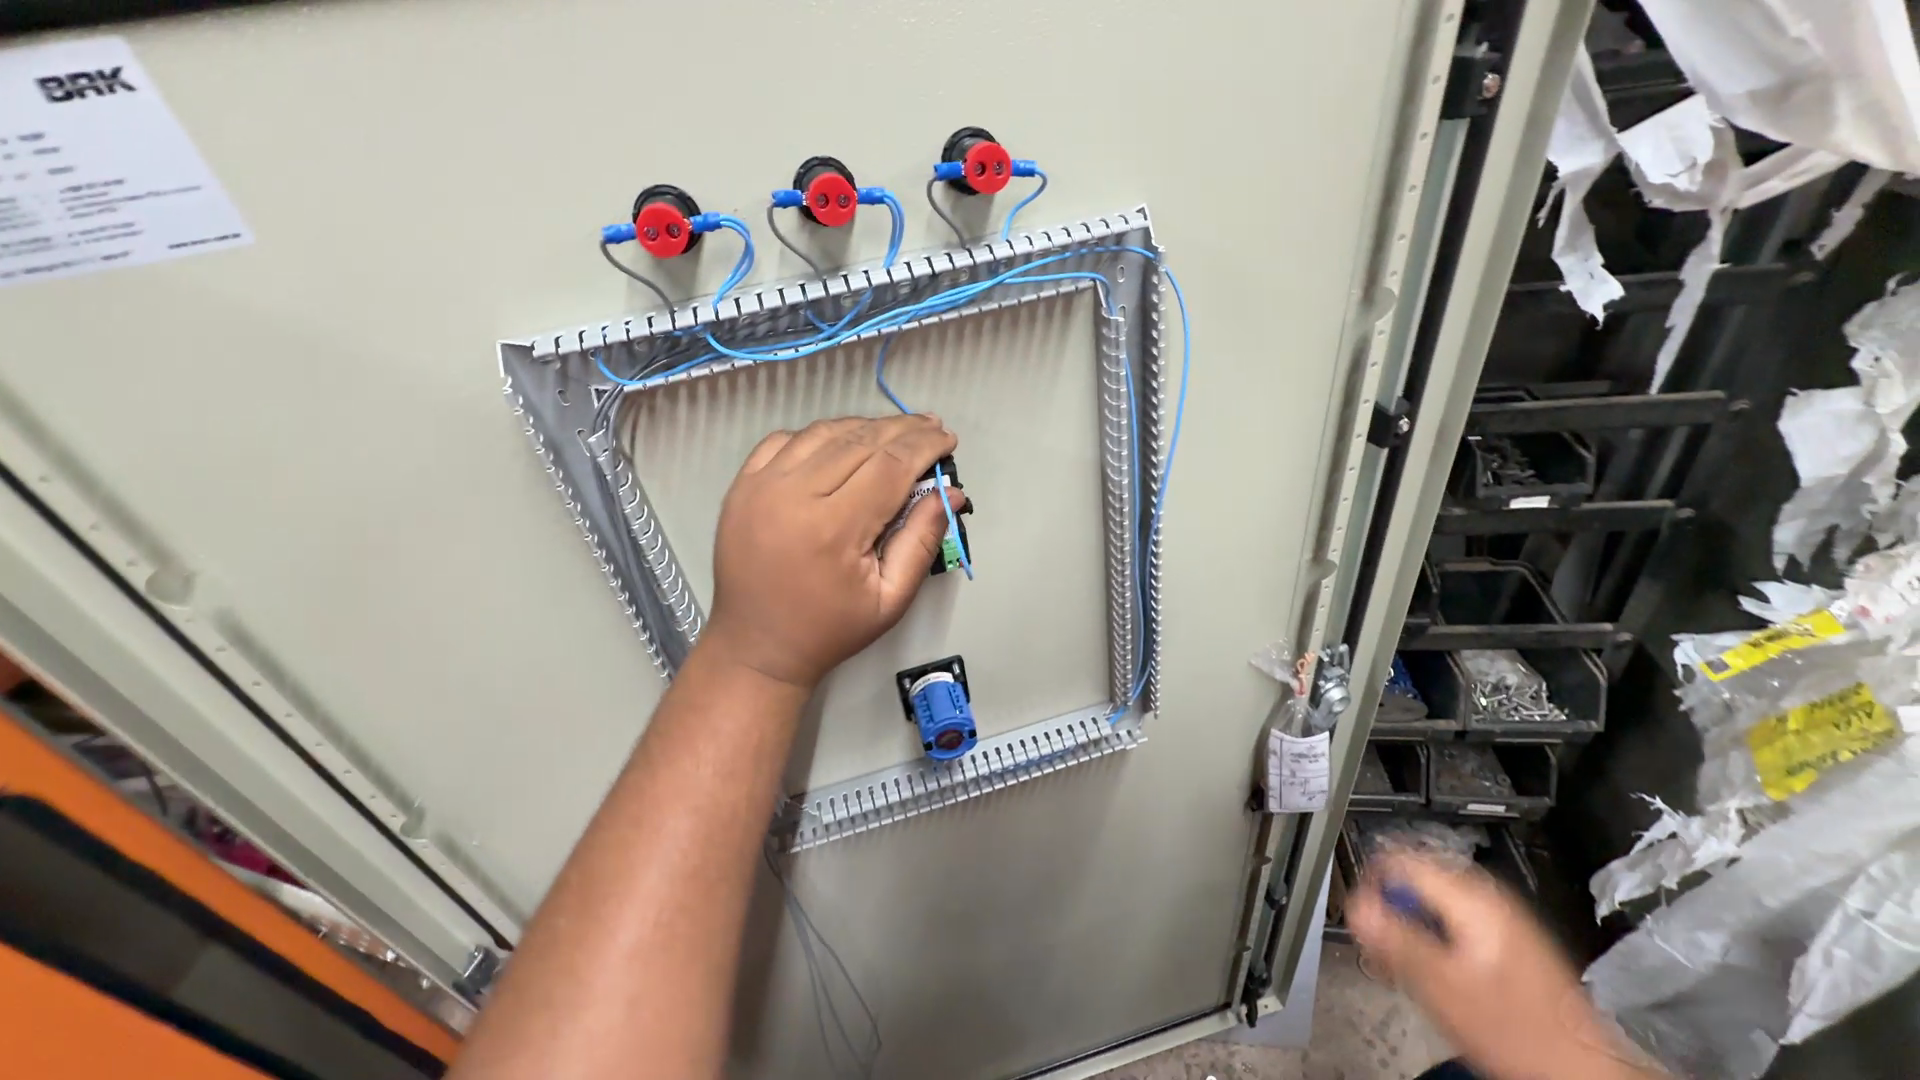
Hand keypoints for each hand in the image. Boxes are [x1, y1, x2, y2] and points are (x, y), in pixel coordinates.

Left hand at [697, 414, 961, 690]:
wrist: (757, 647)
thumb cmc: (829, 630)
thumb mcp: (891, 599)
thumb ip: (922, 541)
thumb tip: (950, 491)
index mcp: (833, 528)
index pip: (890, 465)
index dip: (924, 446)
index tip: (948, 439)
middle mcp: (793, 496)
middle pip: (860, 440)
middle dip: (903, 429)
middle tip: (932, 426)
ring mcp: (760, 486)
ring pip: (824, 433)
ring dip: (864, 426)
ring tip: (895, 431)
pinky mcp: (741, 486)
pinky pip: (784, 440)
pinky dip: (819, 435)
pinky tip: (842, 443)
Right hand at [1348, 854, 1666, 1079]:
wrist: (1580, 1068)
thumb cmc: (1518, 1030)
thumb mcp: (1442, 985)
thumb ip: (1396, 939)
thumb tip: (1356, 905)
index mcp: (1472, 898)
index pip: (1400, 859)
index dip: (1371, 884)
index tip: (1361, 917)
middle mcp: (1487, 898)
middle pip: (1415, 882)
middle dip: (1391, 913)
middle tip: (1381, 952)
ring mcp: (1499, 918)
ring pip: (1432, 906)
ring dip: (1410, 931)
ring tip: (1405, 970)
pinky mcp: (1505, 941)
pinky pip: (1453, 925)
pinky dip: (1433, 942)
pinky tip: (1433, 975)